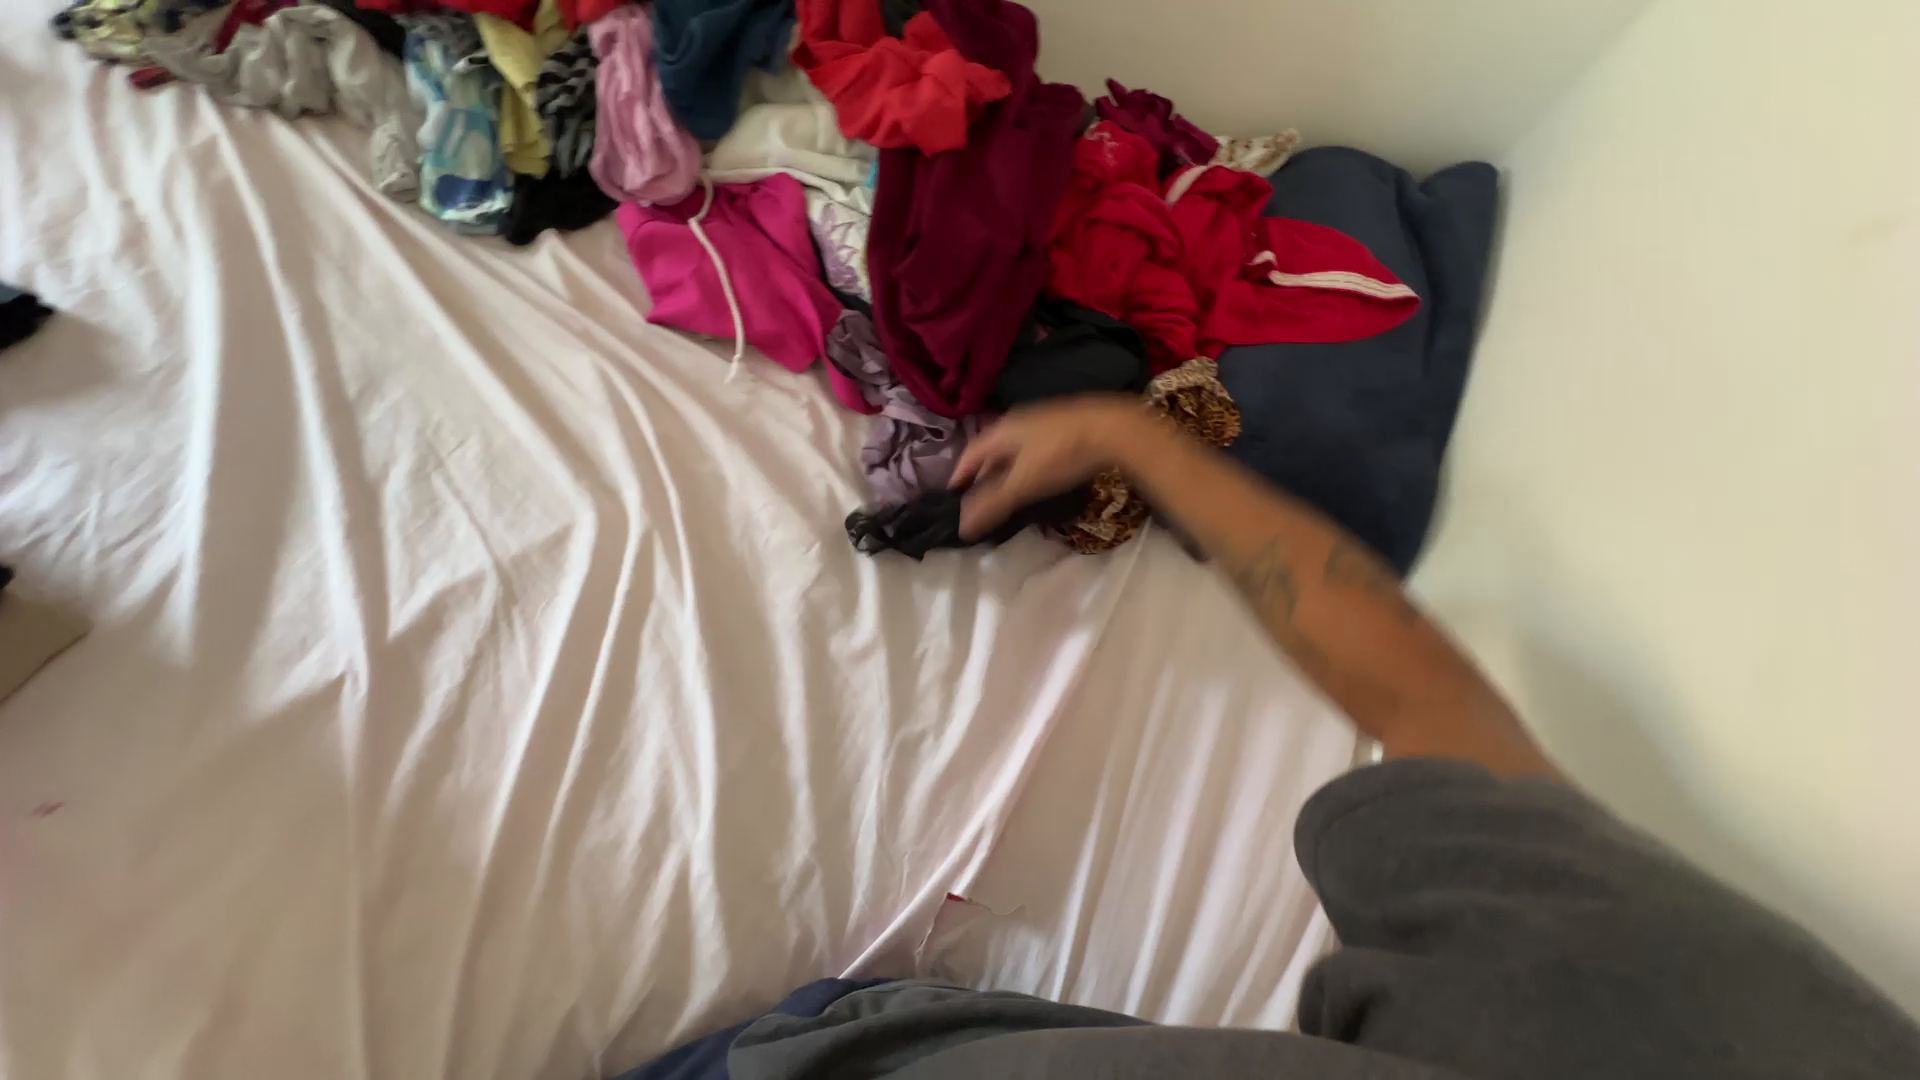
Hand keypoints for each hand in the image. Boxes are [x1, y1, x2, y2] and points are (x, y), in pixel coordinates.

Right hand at [949, 397, 1157, 539]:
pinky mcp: (1062, 426)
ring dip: (1005, 469)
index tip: (954, 494)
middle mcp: (1015, 422)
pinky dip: (1025, 464)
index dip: (959, 475)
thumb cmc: (1061, 455)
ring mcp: (1040, 421)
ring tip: (1006, 491)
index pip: (969, 454)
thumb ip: (993, 504)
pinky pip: (1032, 447)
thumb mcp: (1023, 483)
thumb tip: (963, 527)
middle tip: (978, 497)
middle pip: (990, 450)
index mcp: (999, 432)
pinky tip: (1036, 477)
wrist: (1112, 428)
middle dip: (982, 474)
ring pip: (1012, 449)